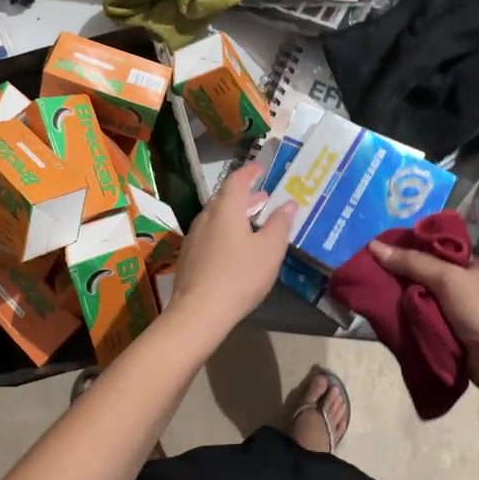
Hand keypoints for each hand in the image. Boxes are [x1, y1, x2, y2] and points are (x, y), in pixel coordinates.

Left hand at [168, 165, 296, 334]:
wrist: (199, 311)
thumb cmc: (240, 276)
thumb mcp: (269, 250)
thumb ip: (280, 224)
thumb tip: (288, 204)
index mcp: (226, 209)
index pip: (236, 181)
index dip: (249, 172)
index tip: (260, 168)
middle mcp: (206, 217)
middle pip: (225, 198)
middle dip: (245, 196)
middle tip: (263, 198)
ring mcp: (195, 237)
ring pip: (217, 217)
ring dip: (235, 215)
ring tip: (253, 222)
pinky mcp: (189, 256)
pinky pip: (211, 233)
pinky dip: (226, 231)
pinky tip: (235, 247)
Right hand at [366, 239, 478, 368]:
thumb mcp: (448, 279)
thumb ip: (413, 262)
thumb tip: (373, 245)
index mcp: (475, 265)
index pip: (437, 249)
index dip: (410, 247)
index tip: (381, 249)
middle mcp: (469, 286)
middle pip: (428, 274)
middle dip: (403, 276)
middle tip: (372, 274)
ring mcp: (462, 313)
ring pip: (424, 300)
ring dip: (405, 301)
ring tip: (374, 294)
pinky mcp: (455, 336)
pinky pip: (426, 321)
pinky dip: (412, 320)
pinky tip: (390, 317)